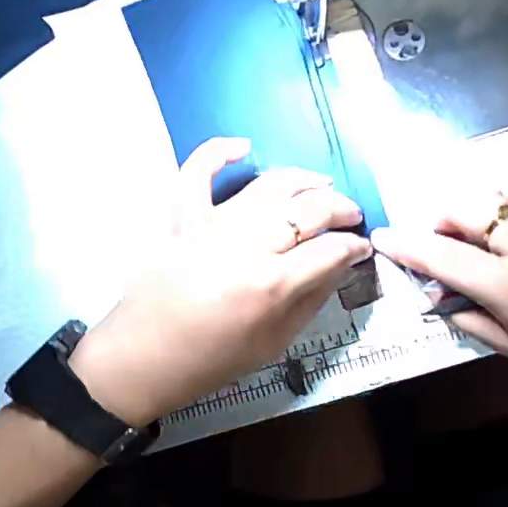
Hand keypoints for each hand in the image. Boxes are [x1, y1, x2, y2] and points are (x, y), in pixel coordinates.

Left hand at [67, 138, 371, 425]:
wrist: (144, 359)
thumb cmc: (213, 360)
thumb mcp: (275, 341)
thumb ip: (312, 299)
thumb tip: (340, 266)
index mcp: (273, 283)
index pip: (332, 249)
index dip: (356, 247)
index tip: (363, 249)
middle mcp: (248, 245)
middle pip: (309, 209)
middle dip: (341, 209)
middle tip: (352, 218)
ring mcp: (213, 225)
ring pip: (270, 185)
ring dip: (304, 180)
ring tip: (322, 185)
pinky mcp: (183, 219)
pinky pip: (198, 173)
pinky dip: (218, 152)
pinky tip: (244, 146)